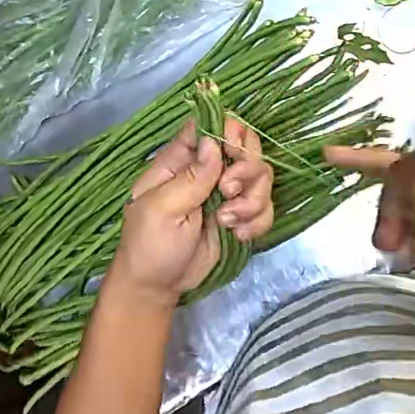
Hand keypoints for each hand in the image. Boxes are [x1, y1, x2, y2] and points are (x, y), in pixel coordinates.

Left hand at [108, 116, 274, 308]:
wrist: (157, 287)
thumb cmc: (149, 245)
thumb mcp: (162, 210)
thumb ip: (190, 177)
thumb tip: (212, 142)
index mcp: (181, 160)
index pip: (212, 125)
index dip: (230, 133)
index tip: (232, 155)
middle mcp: (208, 169)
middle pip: (247, 146)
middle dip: (247, 170)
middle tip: (228, 193)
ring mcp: (226, 192)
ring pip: (262, 176)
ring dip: (252, 200)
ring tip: (228, 222)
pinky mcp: (240, 215)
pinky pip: (266, 206)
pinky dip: (258, 220)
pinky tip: (238, 235)